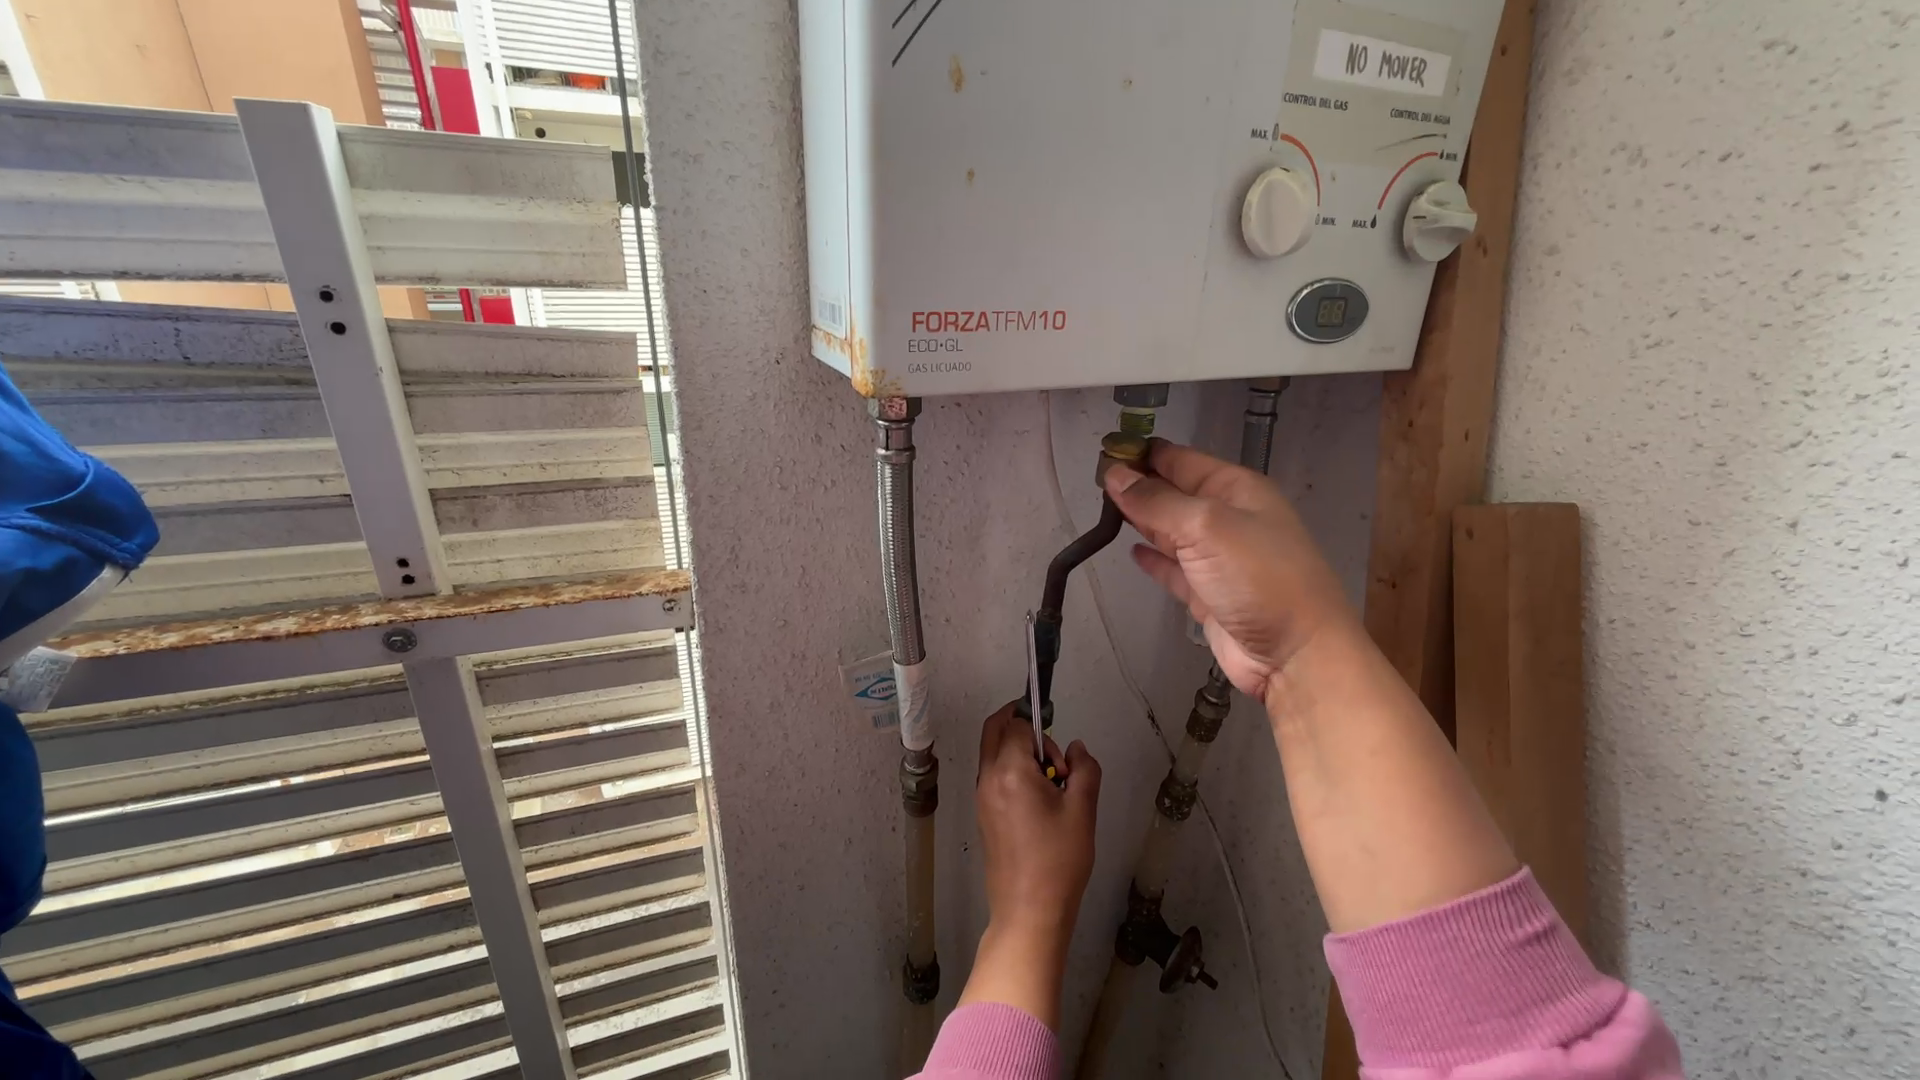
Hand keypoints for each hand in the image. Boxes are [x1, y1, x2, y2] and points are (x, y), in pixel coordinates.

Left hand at [957, 704, 1101, 1027]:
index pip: (1015, 724)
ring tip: (1054, 782)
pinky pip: (994, 776)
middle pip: (993, 730)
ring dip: (1018, 751)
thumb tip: (1076, 749)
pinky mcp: (984, 815)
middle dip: (1019, 725)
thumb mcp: (1083, 810)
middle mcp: (988, 778)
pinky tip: (1041, 800)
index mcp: (1009, 771)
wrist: (1030, 911)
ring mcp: (982, 797)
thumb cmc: (1059, 859)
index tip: (1063, 754)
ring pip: (993, 754)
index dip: (1040, 726)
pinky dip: (1013, 772)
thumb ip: (1084, 769)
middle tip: (1051, 749)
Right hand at [1103, 438, 1357, 701]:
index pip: (1181, 460)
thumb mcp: (1206, 526)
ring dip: (1141, 520)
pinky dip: (1153, 559)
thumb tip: (1115, 475)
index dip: (1144, 453)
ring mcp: (1217, 558)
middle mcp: (1227, 518)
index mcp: (1235, 489)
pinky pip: (1173, 568)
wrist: (1294, 652)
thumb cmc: (1257, 577)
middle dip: (1138, 485)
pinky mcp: (1207, 594)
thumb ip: (1157, 501)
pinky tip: (1131, 552)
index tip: (1104, 450)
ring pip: (1170, 530)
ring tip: (1102, 510)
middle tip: (1094, 481)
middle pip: (1173, 493)